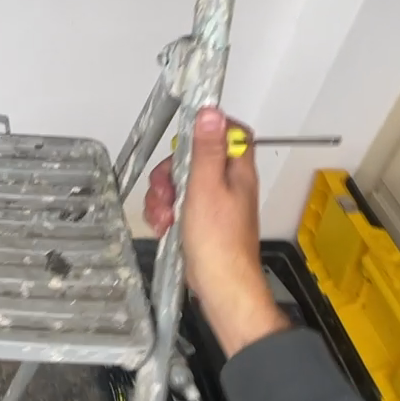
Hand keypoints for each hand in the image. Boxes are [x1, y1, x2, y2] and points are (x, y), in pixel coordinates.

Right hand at [143, 107, 287, 356]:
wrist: (221, 289)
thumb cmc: (217, 240)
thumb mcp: (206, 187)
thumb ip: (206, 149)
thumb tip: (212, 111)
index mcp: (237, 172)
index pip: (232, 133)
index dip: (209, 130)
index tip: (186, 139)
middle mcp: (228, 184)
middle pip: (194, 158)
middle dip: (170, 172)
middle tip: (166, 190)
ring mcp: (213, 204)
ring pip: (180, 182)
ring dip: (163, 196)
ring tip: (162, 216)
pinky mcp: (199, 222)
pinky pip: (176, 205)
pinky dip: (164, 213)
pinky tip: (162, 227)